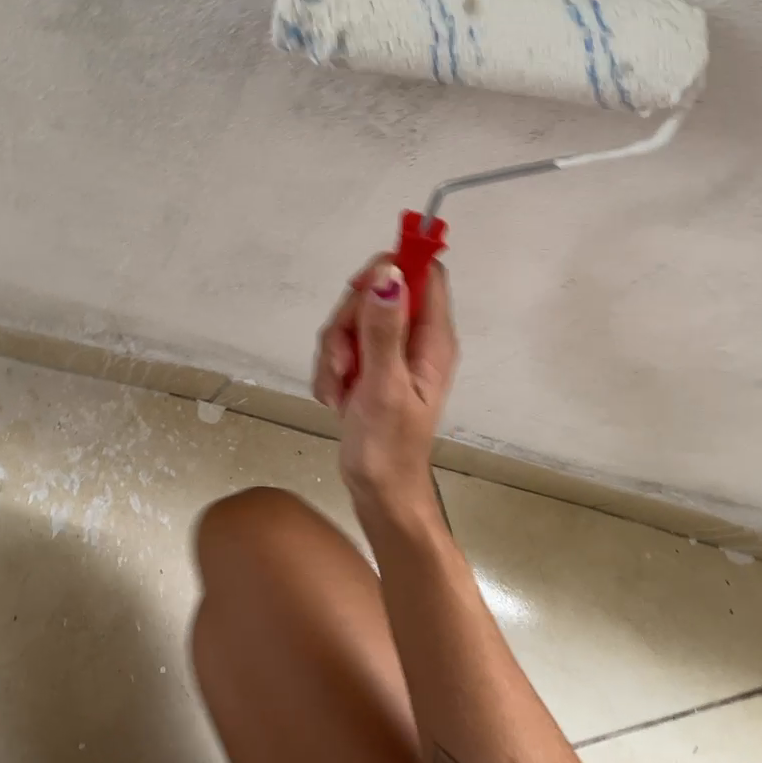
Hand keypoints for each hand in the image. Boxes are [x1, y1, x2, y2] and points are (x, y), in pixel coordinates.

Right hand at [313, 257, 457, 511]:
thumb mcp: (384, 386)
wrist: (378, 493)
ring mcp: (388, 354)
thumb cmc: (389, 446)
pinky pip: (338, 348)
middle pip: (375, 294)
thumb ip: (384, 329)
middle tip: (345, 363)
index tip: (362, 291)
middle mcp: (413, 339)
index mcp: (432, 339)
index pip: (423, 274)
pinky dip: (329, 372)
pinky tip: (335, 399)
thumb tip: (388, 273)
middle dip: (348, 324)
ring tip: (338, 392)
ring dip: (333, 354)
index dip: (392, 270)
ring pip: (350, 322)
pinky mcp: (366, 369)